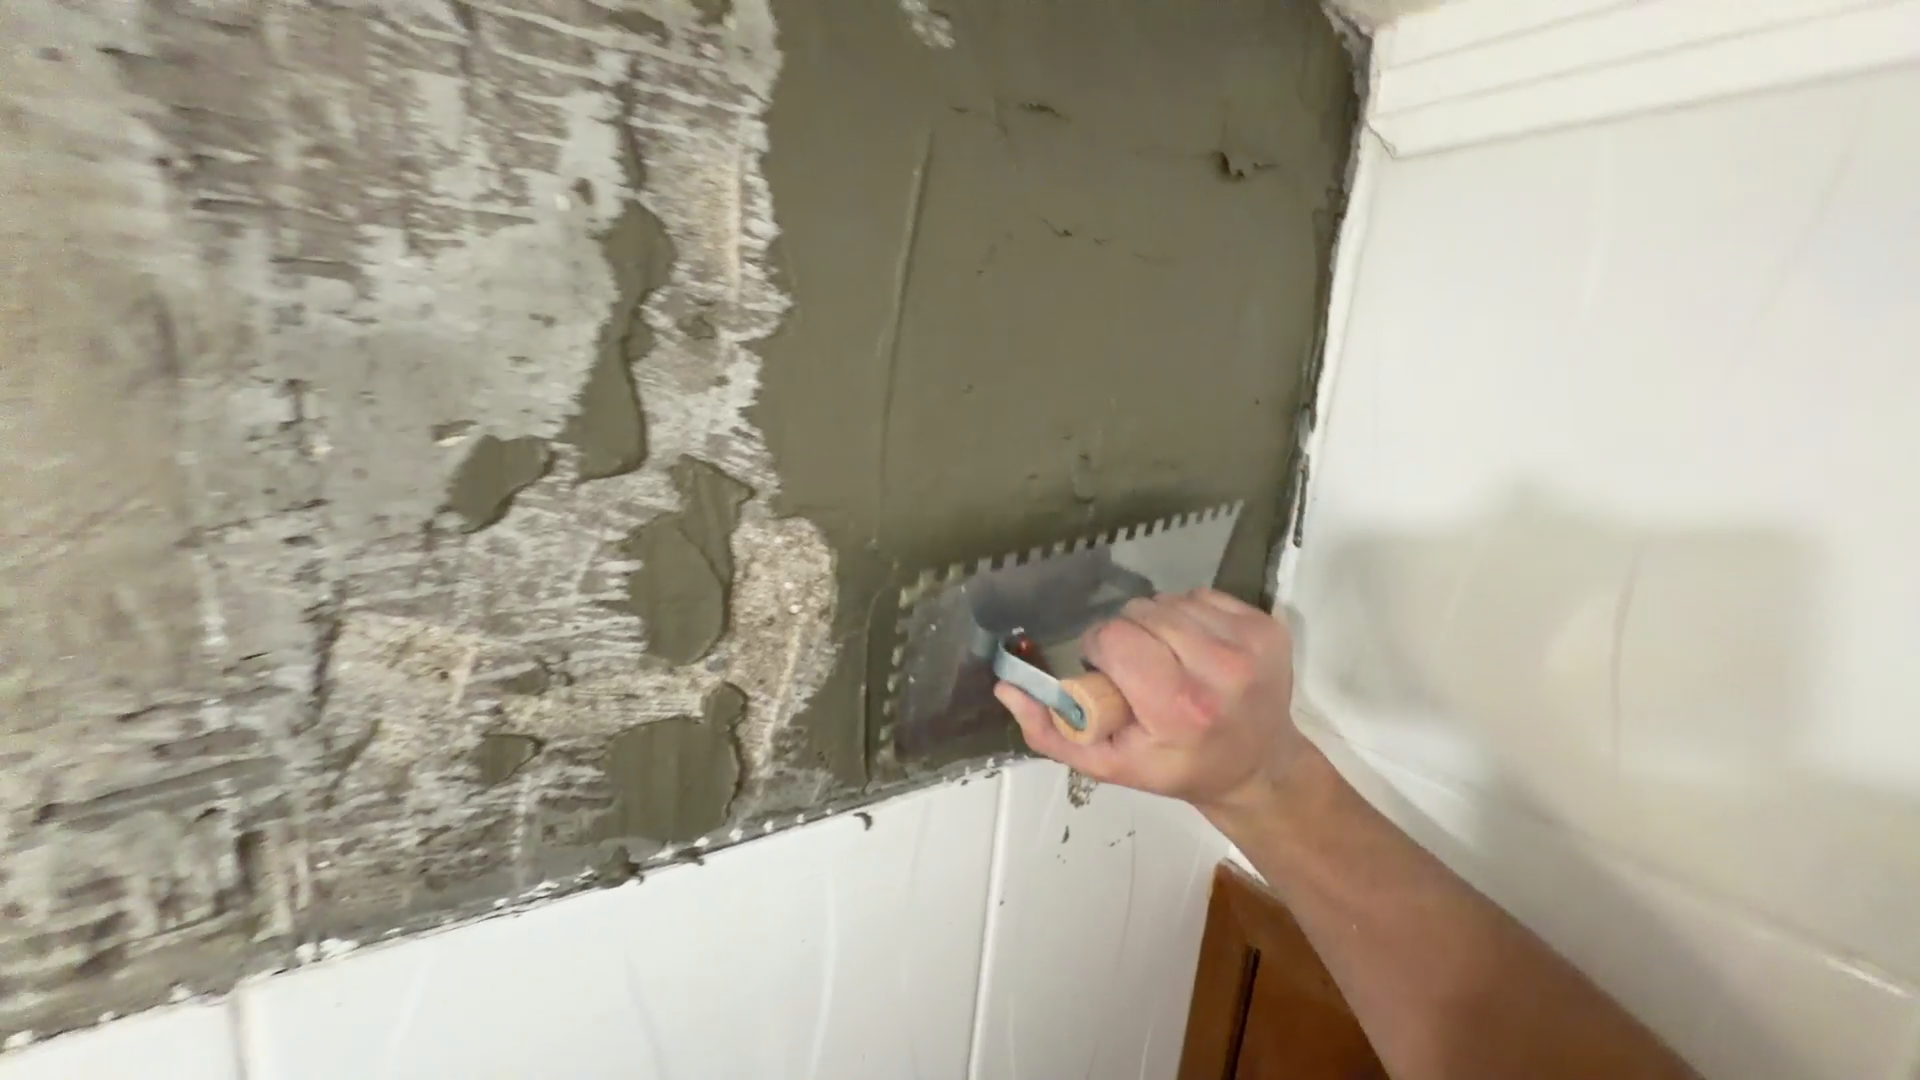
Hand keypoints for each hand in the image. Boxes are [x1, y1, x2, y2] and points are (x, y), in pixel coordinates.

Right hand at [995, 588, 1307, 816]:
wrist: (1258, 766)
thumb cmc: (1177, 767)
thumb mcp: (1108, 764)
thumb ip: (1050, 730)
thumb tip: (1006, 688)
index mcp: (1179, 707)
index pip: (1116, 638)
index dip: (1100, 650)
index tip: (1106, 671)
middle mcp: (1221, 669)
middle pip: (1139, 613)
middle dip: (1126, 635)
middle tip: (1136, 668)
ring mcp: (1249, 643)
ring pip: (1168, 601)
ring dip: (1155, 624)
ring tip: (1165, 658)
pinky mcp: (1267, 625)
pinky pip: (1199, 596)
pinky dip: (1186, 616)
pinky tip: (1193, 648)